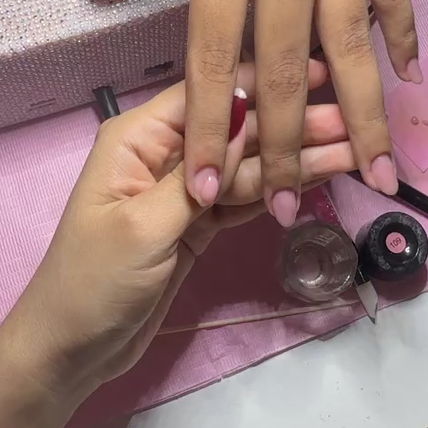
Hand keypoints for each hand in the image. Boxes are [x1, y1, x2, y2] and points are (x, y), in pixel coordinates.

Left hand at [3, 61, 356, 401]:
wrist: (72, 351)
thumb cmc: (94, 283)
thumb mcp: (144, 225)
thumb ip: (200, 173)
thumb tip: (246, 112)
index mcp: (140, 136)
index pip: (210, 94)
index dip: (265, 83)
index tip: (324, 76)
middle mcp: (165, 151)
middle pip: (237, 130)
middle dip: (293, 127)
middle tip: (355, 126)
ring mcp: (185, 187)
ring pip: (248, 164)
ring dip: (296, 160)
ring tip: (354, 152)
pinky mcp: (198, 221)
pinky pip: (244, 197)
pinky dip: (277, 190)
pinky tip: (319, 177)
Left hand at [91, 0, 417, 230]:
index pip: (211, 54)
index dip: (209, 126)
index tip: (211, 189)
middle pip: (287, 68)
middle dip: (288, 146)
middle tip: (293, 210)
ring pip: (352, 45)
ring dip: (365, 115)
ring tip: (381, 173)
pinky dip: (402, 31)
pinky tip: (412, 73)